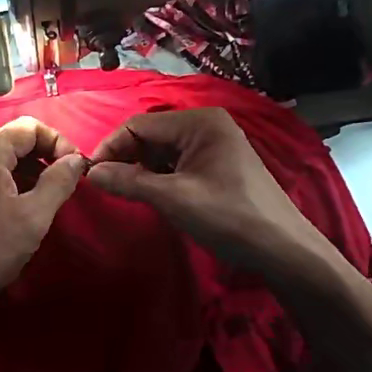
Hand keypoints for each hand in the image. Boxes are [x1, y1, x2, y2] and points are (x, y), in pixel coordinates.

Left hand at [0, 116, 88, 328]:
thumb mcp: (35, 215)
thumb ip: (60, 181)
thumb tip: (77, 160)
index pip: (29, 127)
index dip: (57, 141)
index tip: (75, 167)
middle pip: (15, 139)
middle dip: (46, 154)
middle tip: (68, 180)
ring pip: (5, 156)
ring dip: (33, 168)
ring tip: (53, 194)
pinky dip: (16, 179)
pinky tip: (30, 202)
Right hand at [87, 108, 345, 276]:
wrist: (282, 249)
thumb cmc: (229, 218)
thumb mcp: (174, 199)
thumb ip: (129, 182)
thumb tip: (91, 173)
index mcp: (199, 122)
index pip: (138, 125)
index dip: (111, 148)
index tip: (90, 176)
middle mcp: (206, 125)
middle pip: (149, 135)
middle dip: (124, 158)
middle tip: (105, 187)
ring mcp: (213, 144)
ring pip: (161, 150)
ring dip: (140, 169)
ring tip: (126, 193)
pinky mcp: (216, 165)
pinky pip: (176, 162)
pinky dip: (158, 176)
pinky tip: (151, 195)